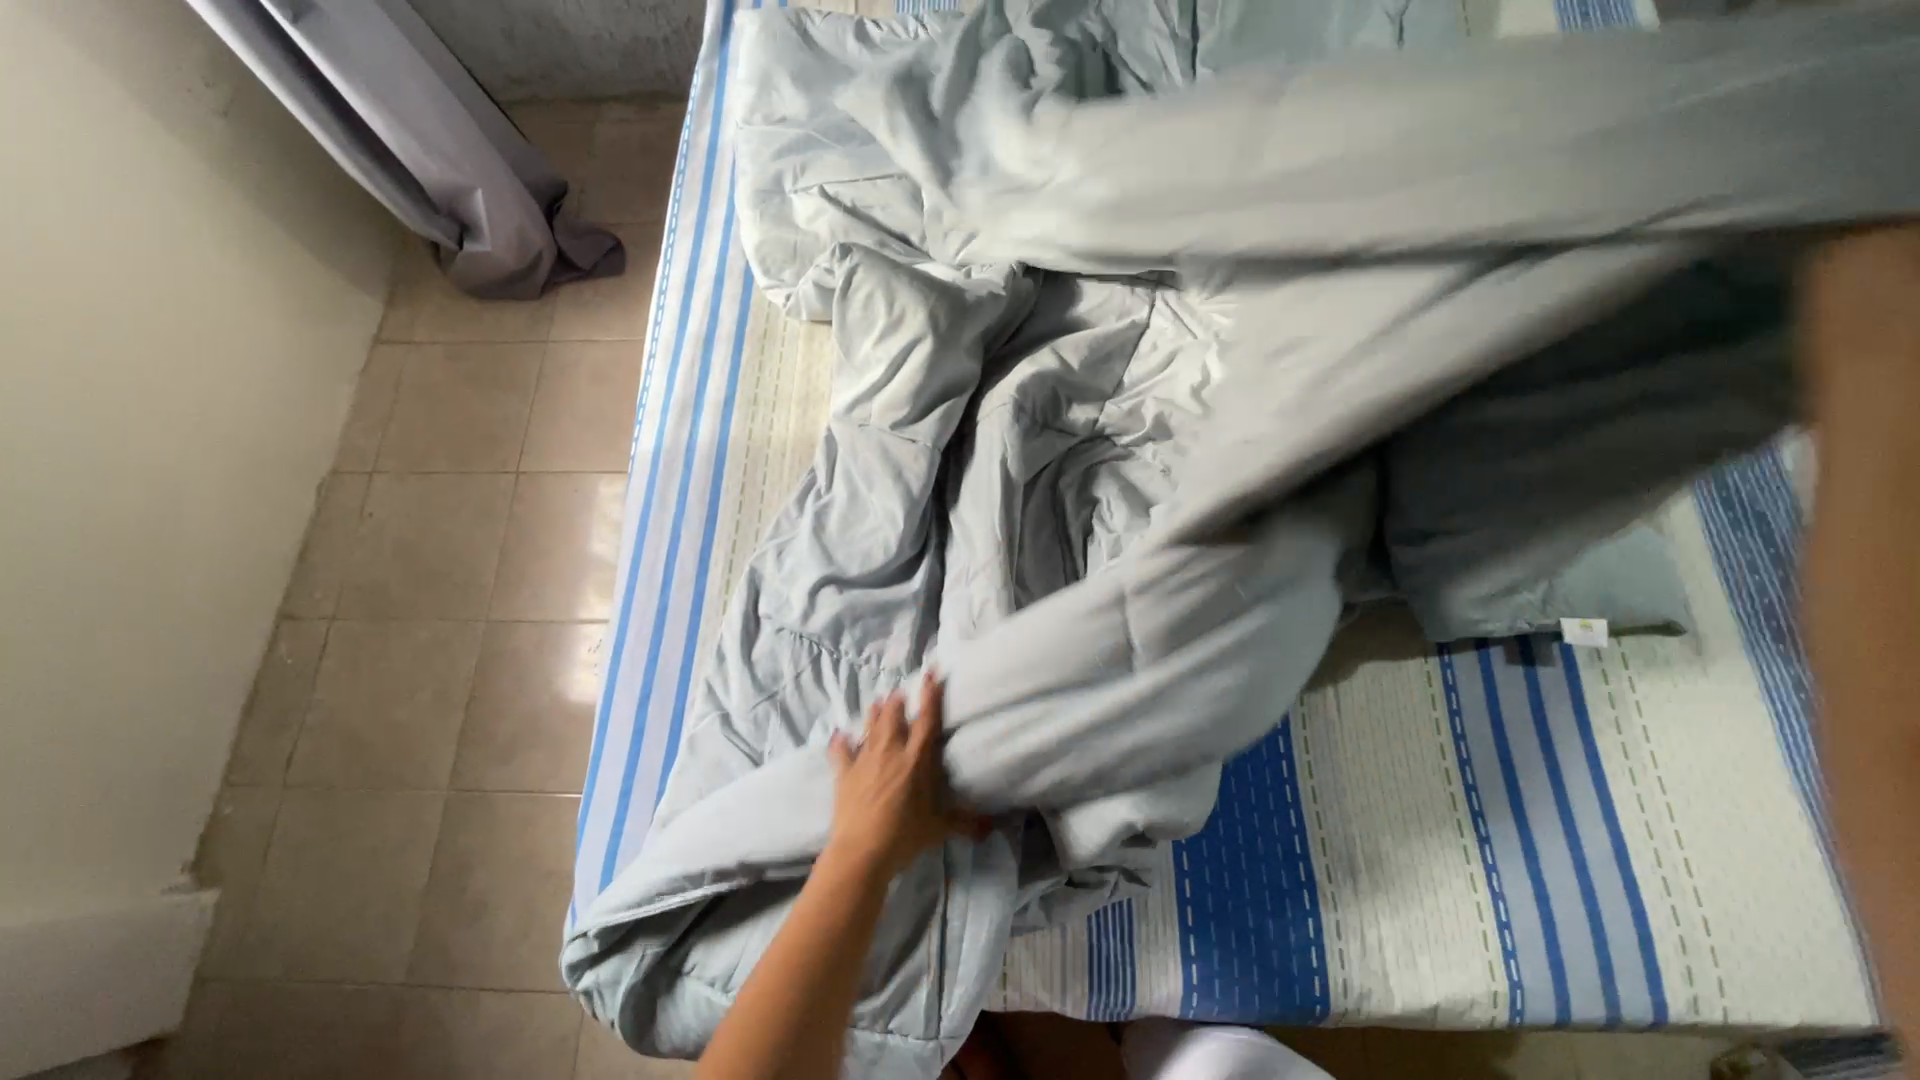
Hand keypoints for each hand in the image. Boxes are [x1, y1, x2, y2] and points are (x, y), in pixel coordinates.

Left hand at [825, 676, 987, 878]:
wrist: (862, 851)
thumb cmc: (905, 837)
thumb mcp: (940, 829)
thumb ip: (966, 823)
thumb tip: (992, 828)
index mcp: (916, 760)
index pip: (927, 720)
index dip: (930, 695)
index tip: (931, 674)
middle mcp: (890, 751)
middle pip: (893, 715)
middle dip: (897, 701)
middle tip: (900, 693)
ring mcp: (864, 760)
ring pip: (870, 726)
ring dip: (874, 713)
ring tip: (878, 702)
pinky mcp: (844, 772)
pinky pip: (841, 751)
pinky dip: (841, 743)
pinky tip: (840, 736)